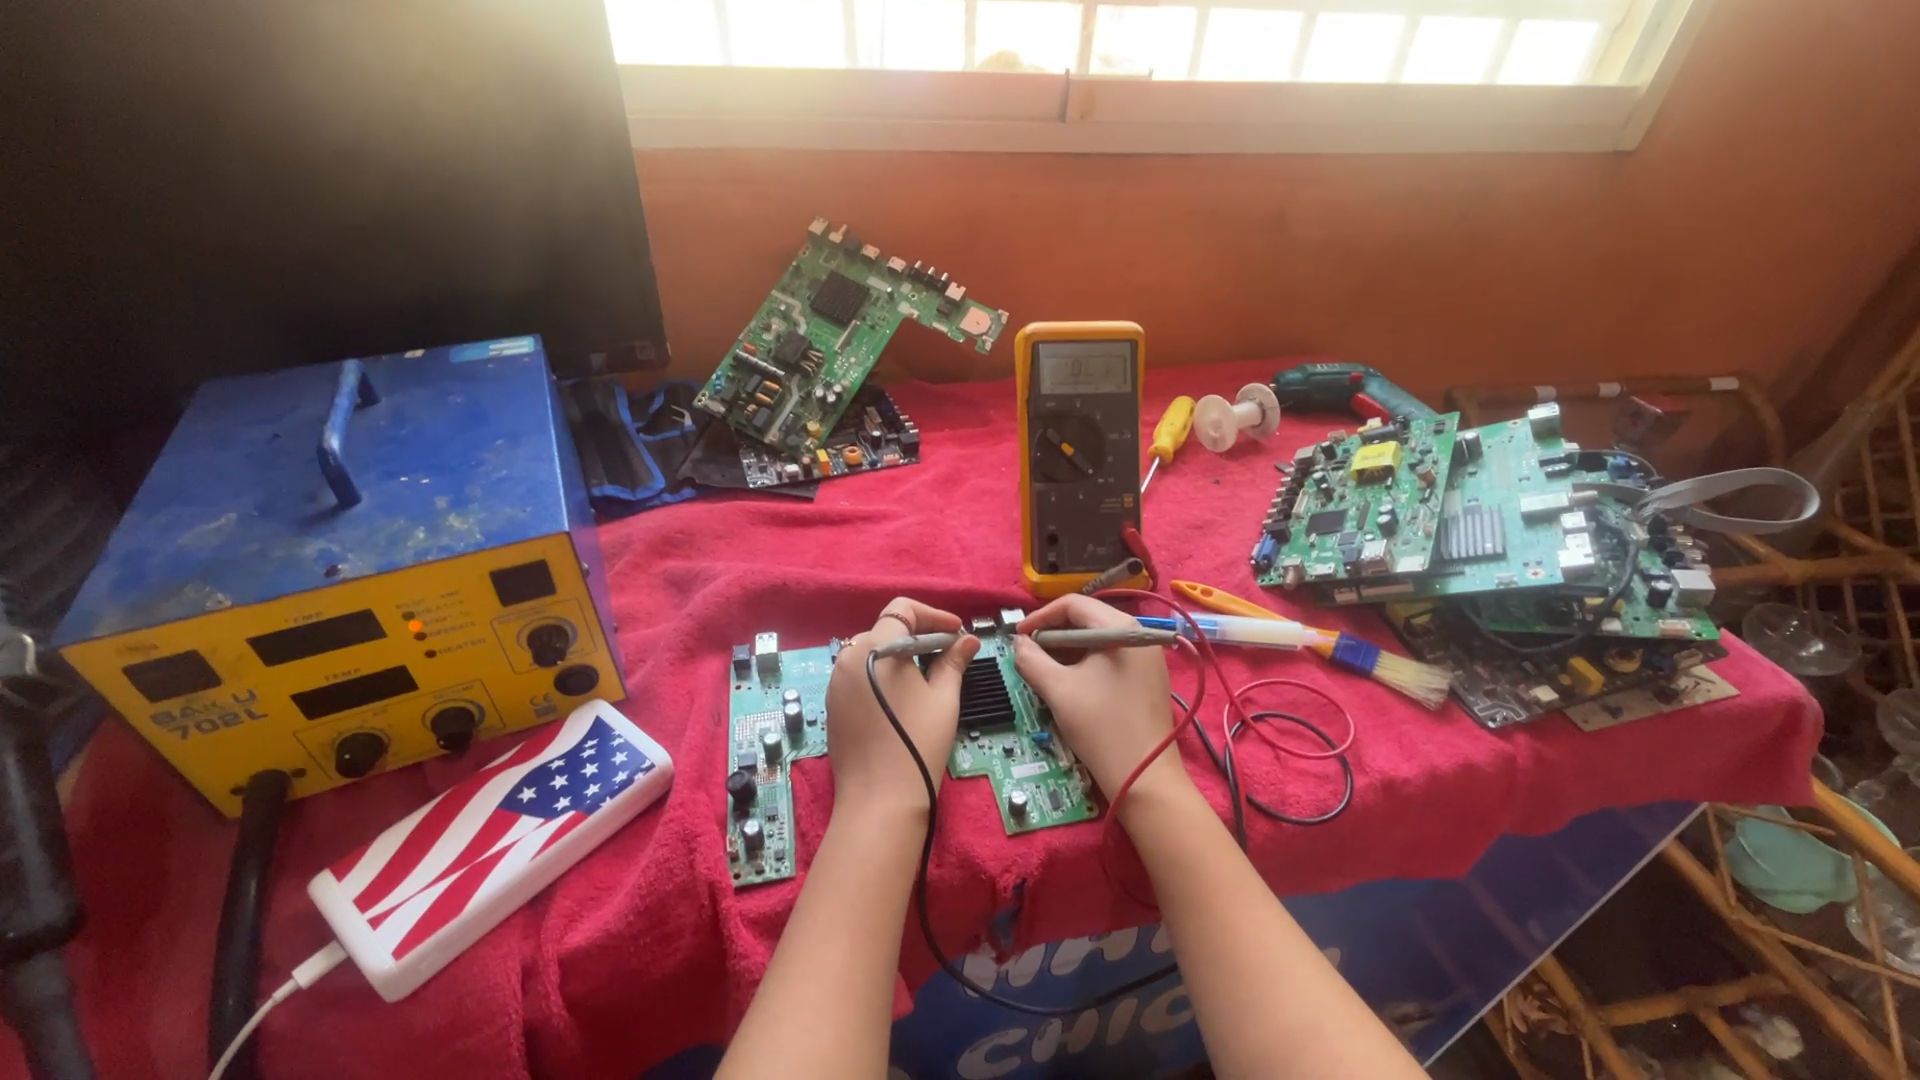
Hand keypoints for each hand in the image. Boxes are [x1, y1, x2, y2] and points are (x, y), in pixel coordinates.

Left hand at [825, 598, 980, 826]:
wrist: (880, 798)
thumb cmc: (918, 742)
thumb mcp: (944, 697)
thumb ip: (953, 661)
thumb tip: (968, 640)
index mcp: (875, 646)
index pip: (902, 609)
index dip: (933, 615)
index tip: (956, 631)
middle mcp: (848, 657)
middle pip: (886, 629)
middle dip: (918, 634)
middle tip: (948, 652)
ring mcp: (836, 682)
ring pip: (871, 653)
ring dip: (899, 655)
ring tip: (928, 674)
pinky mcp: (833, 704)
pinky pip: (859, 676)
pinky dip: (882, 675)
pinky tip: (903, 697)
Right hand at [1013, 596, 1189, 809]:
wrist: (1145, 776)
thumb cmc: (1101, 727)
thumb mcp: (1058, 689)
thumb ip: (1031, 659)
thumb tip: (1019, 643)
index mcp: (1120, 628)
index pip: (1074, 604)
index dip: (1040, 617)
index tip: (1017, 637)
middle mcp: (1138, 634)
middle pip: (1086, 619)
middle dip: (1053, 634)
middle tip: (1028, 654)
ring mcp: (1146, 657)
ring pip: (1097, 640)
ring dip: (1067, 650)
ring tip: (1043, 670)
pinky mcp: (1146, 678)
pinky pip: (1110, 658)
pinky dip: (1085, 664)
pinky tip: (1068, 683)